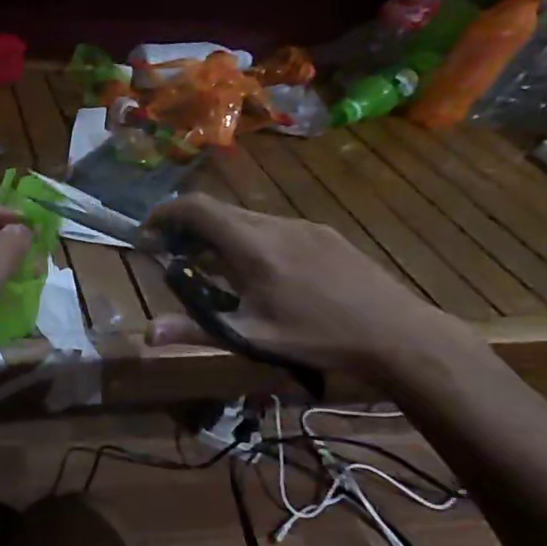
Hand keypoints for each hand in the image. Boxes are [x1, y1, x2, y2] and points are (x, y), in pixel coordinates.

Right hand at [144, 194, 477, 373]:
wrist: (401, 334)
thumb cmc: (318, 337)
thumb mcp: (250, 337)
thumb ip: (195, 330)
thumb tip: (145, 335)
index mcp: (252, 246)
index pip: (196, 208)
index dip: (164, 214)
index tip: (146, 234)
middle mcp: (275, 226)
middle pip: (217, 210)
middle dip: (186, 227)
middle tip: (171, 256)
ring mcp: (303, 227)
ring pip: (244, 218)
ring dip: (216, 234)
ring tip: (211, 268)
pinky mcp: (324, 235)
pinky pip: (271, 226)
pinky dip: (246, 238)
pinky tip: (256, 272)